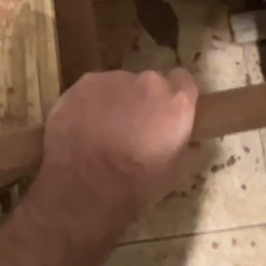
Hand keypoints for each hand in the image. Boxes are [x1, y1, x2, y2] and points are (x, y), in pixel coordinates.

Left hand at [30, 69, 198, 237]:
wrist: (83, 185)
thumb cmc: (135, 185)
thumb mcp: (174, 171)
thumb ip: (182, 143)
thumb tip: (183, 137)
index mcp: (175, 102)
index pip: (184, 81)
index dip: (174, 96)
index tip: (167, 113)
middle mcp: (147, 82)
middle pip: (149, 83)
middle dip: (143, 100)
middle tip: (133, 127)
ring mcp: (112, 79)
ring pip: (118, 85)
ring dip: (116, 102)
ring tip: (102, 131)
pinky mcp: (82, 84)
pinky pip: (92, 90)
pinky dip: (90, 104)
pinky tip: (82, 129)